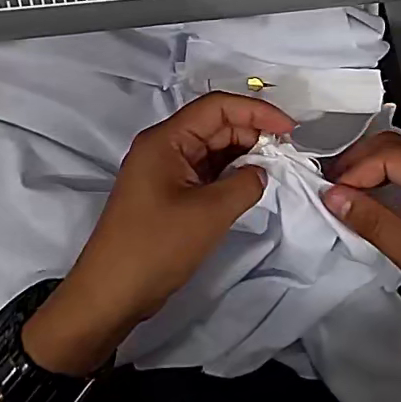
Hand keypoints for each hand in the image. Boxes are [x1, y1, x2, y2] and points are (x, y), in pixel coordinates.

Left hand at [23, 92, 294, 374]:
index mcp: (165, 140)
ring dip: (243, 152)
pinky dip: (230, 172)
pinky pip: (205, 170)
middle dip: (252, 131)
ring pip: (211, 147)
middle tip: (287, 150)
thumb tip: (261, 171)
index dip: (256, 111)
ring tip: (276, 165)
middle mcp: (163, 147)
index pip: (216, 107)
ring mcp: (164, 170)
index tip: (290, 128)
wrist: (111, 295)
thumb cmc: (156, 247)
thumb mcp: (209, 213)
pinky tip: (252, 182)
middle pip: (214, 124)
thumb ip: (244, 183)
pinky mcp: (168, 192)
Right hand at [323, 136, 400, 361]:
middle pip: (398, 146)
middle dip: (360, 163)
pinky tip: (379, 198)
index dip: (353, 170)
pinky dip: (395, 178)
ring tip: (348, 193)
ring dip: (376, 169)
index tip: (328, 194)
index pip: (389, 154)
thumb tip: (332, 195)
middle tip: (331, 188)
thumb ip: (371, 220)